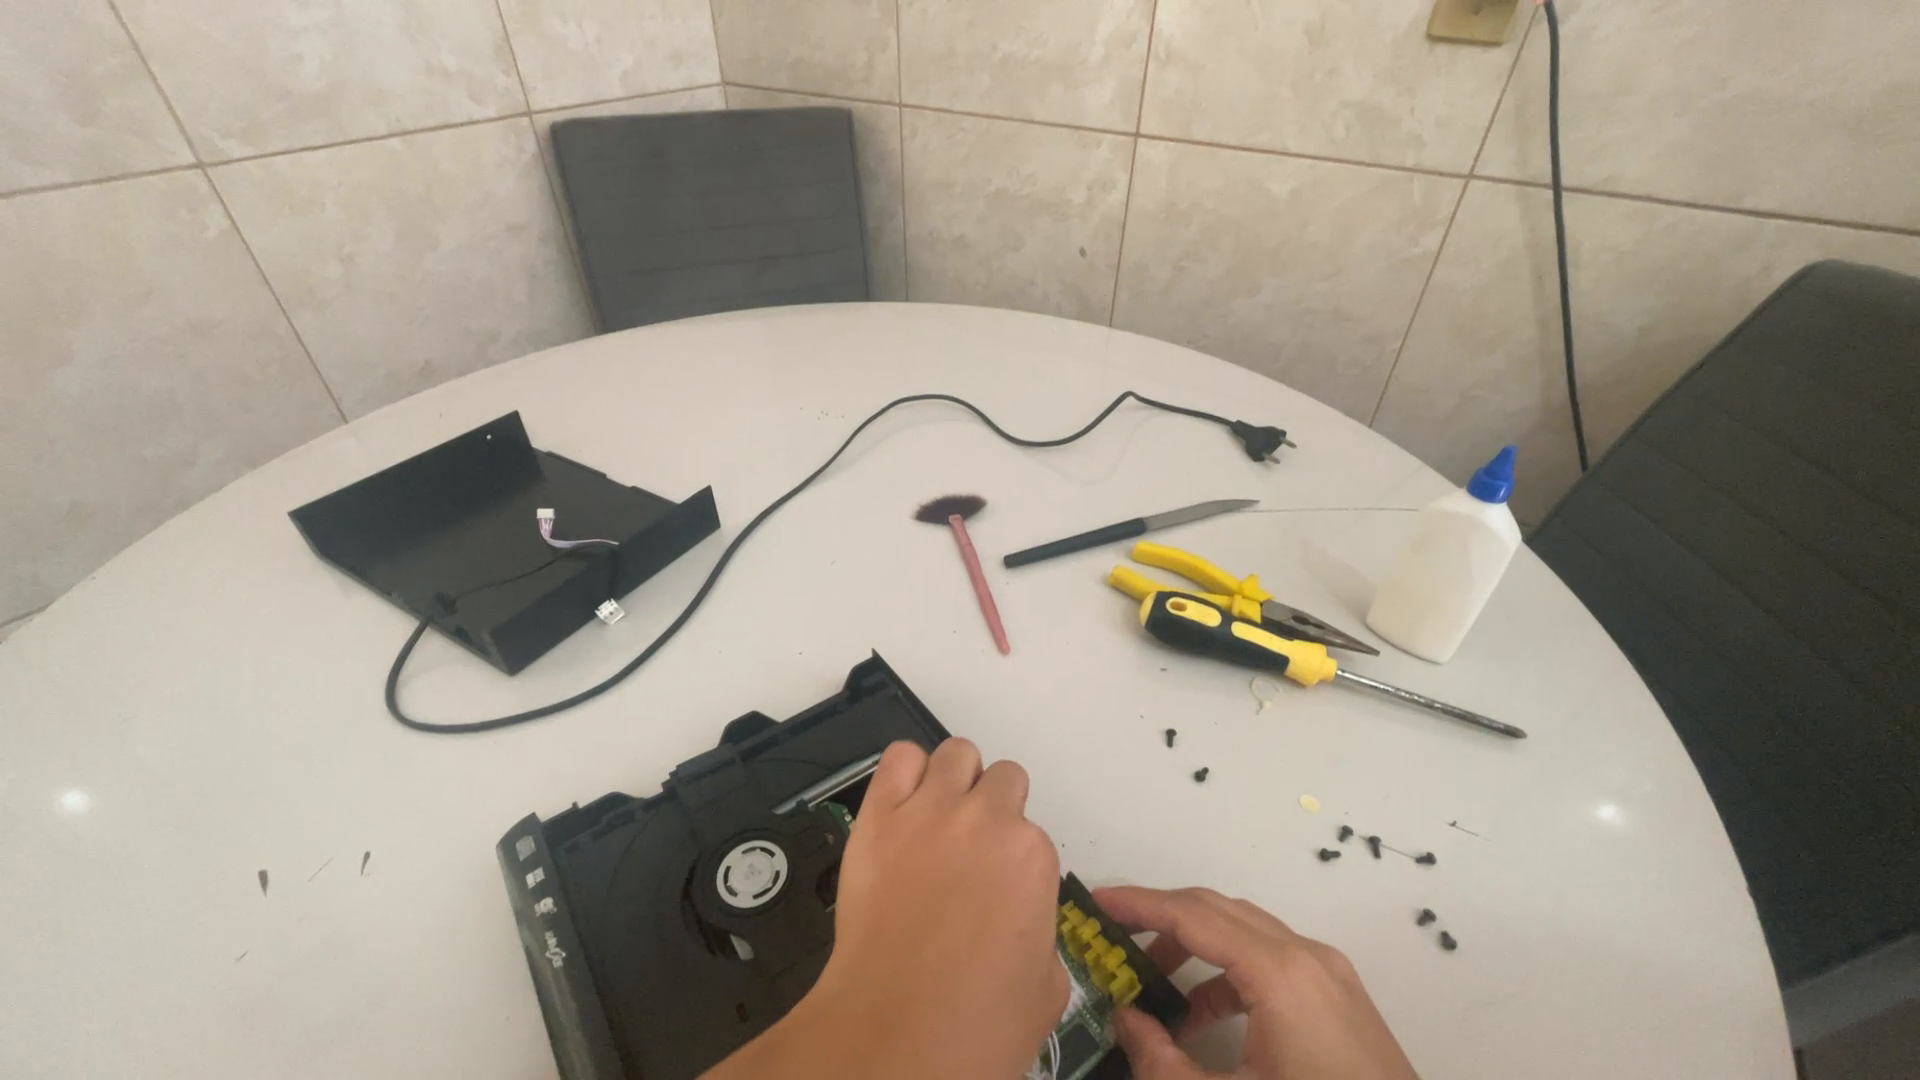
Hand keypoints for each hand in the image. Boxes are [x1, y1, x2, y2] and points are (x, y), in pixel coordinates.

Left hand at [703, 739, 1066, 1079]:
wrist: (894, 1034)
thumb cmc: (977, 1023)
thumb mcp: (1046, 987)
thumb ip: (1040, 931)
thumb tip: (1021, 921)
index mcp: (1032, 856)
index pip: (1030, 833)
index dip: (1013, 862)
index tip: (995, 888)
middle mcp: (986, 818)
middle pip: (1003, 779)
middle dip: (992, 811)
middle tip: (970, 851)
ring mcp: (930, 810)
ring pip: (957, 754)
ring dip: (956, 780)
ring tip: (939, 817)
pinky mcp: (879, 815)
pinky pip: (899, 758)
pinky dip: (905, 772)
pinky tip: (904, 802)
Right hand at [1096, 886, 1416, 1079]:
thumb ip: (1162, 1060)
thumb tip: (1124, 1019)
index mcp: (1278, 973)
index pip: (1192, 916)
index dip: (1139, 905)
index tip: (1097, 901)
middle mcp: (1306, 955)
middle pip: (1218, 909)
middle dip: (1162, 916)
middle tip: (1115, 934)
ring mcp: (1330, 972)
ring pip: (1246, 930)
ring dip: (1195, 941)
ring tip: (1154, 977)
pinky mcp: (1342, 995)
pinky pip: (1273, 957)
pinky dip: (1229, 967)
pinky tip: (1207, 1010)